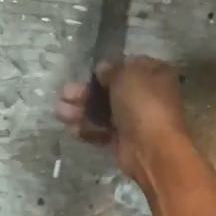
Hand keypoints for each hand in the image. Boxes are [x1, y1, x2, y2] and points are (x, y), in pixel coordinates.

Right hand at [56, 56, 188, 181]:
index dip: (108, 69)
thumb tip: (102, 68)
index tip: (91, 72)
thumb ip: (111, 70)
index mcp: (155, 75)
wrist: (153, 148)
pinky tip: (71, 129)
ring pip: (104, 112)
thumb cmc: (143, 103)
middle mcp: (146, 96)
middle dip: (86, 92)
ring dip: (81, 111)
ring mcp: (135, 120)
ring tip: (60, 112)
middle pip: (110, 91)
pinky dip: (88, 130)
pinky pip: (103, 132)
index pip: (128, 67)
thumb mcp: (126, 75)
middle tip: (65, 94)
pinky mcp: (124, 142)